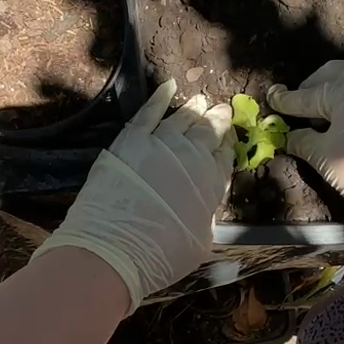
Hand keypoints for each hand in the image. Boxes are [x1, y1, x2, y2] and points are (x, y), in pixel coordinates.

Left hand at [35, 79, 231, 312]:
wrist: (114, 250)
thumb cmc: (161, 256)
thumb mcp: (199, 244)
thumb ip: (205, 217)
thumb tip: (203, 206)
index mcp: (211, 184)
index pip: (224, 157)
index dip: (227, 146)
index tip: (228, 138)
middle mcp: (191, 158)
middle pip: (207, 133)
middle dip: (217, 120)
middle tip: (222, 110)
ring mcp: (160, 145)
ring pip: (182, 119)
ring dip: (193, 109)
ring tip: (201, 100)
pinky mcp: (131, 140)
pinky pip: (149, 112)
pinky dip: (160, 98)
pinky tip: (169, 86)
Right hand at [268, 60, 343, 231]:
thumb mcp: (324, 156)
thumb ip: (303, 140)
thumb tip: (289, 134)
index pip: (308, 95)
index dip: (287, 101)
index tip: (271, 98)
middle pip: (333, 75)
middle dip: (313, 87)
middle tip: (299, 105)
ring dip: (335, 90)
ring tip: (322, 112)